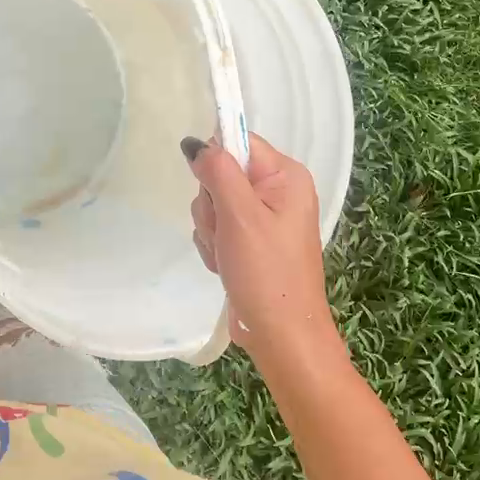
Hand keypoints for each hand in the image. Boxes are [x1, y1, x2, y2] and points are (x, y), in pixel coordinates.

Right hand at [184, 132, 338, 367]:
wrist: (283, 338)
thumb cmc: (267, 273)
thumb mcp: (239, 215)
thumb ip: (217, 171)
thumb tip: (194, 143)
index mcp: (286, 176)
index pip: (238, 141)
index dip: (216, 163)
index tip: (213, 191)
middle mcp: (278, 191)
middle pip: (221, 172)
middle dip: (212, 203)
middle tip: (224, 232)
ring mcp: (265, 218)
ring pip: (215, 201)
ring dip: (211, 228)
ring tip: (227, 254)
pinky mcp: (252, 241)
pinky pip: (219, 226)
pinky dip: (215, 244)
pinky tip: (225, 264)